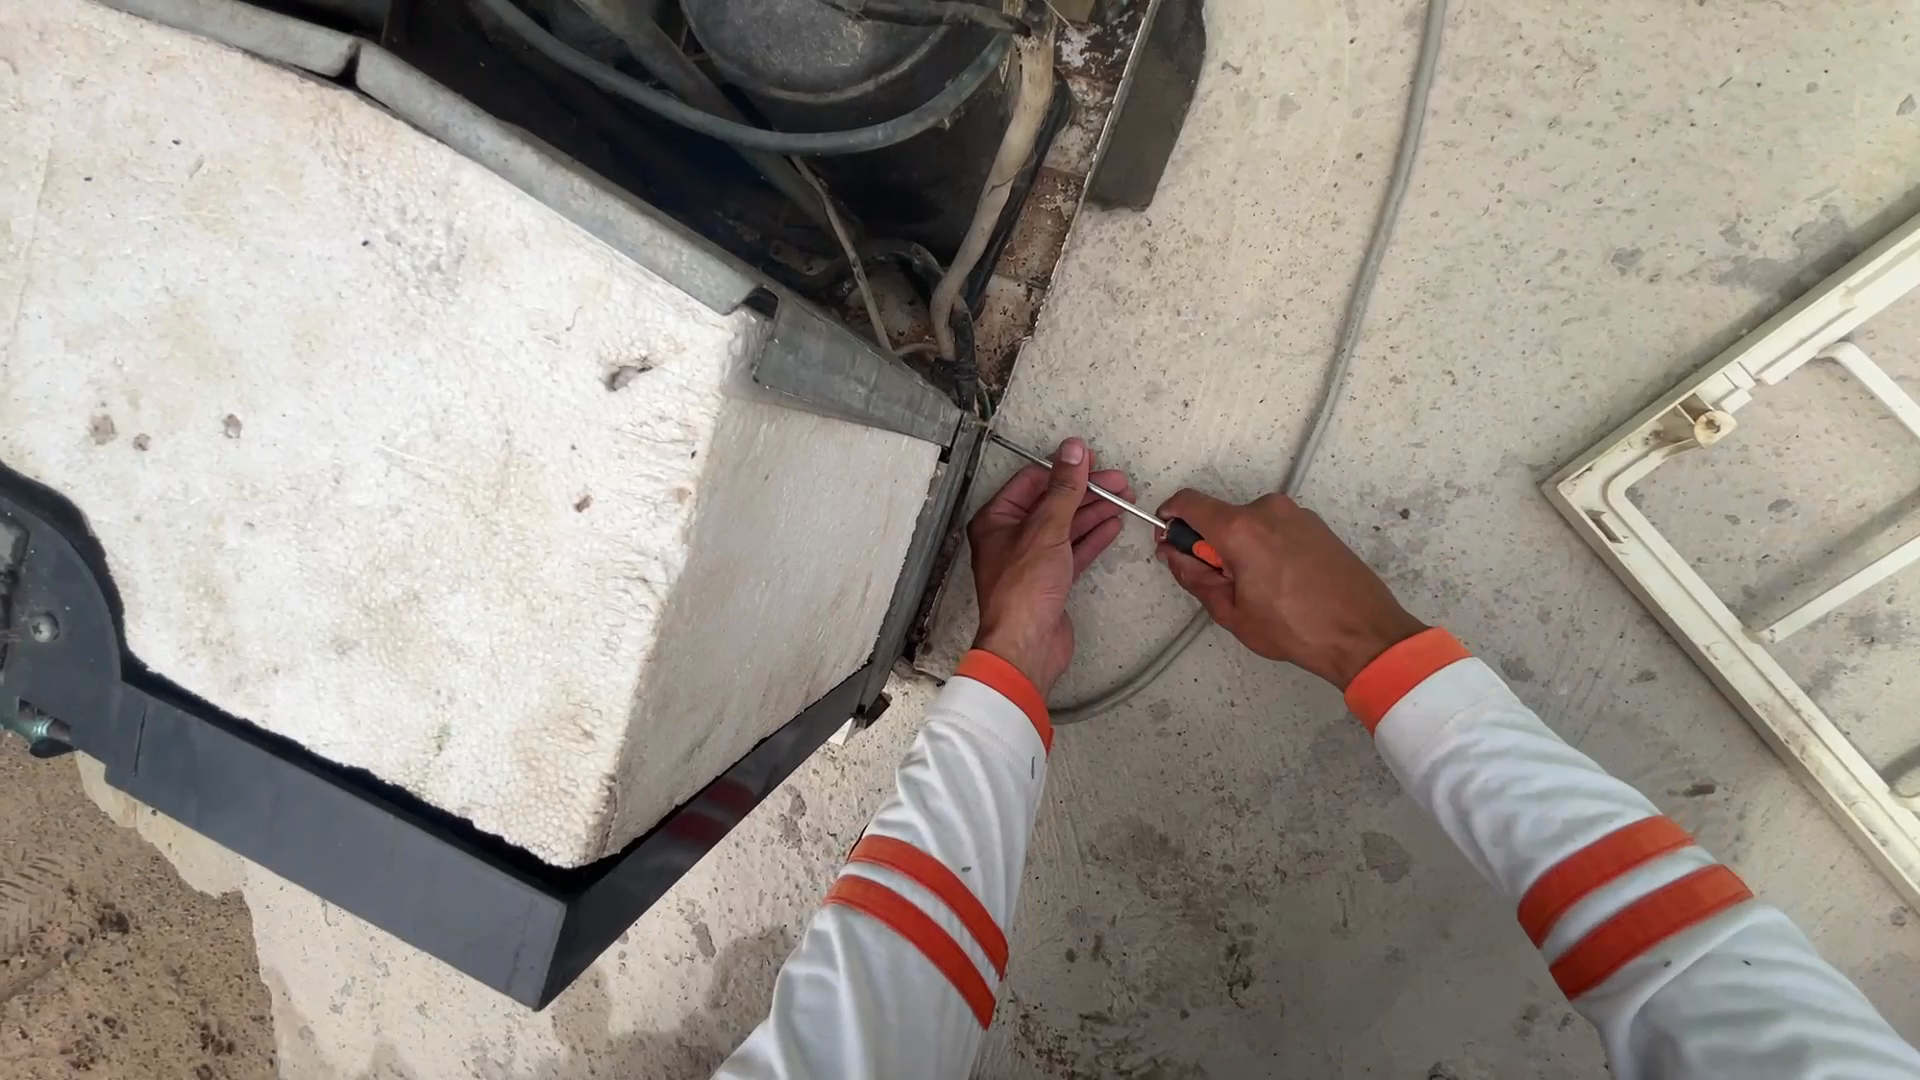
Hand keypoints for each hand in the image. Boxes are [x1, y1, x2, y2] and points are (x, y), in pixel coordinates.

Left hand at [969, 437, 1131, 694]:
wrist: (1027, 645)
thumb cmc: (1022, 592)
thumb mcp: (1046, 529)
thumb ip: (1063, 489)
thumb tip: (1073, 451)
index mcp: (996, 520)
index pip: (1032, 481)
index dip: (1063, 469)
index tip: (1092, 461)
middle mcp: (1010, 537)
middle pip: (1052, 503)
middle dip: (1086, 491)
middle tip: (1118, 482)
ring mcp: (1031, 559)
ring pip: (1066, 526)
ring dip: (1094, 511)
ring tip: (1124, 498)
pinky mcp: (1050, 579)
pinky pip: (1073, 550)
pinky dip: (1092, 537)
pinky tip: (1112, 525)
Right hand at [1155, 490, 1426, 688]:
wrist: (1364, 634)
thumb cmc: (1295, 628)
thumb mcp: (1229, 611)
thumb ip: (1193, 576)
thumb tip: (1173, 555)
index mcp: (1239, 528)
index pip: (1188, 502)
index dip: (1170, 518)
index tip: (1169, 538)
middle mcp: (1267, 510)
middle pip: (1219, 516)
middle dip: (1209, 544)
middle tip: (1219, 581)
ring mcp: (1296, 514)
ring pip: (1248, 524)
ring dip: (1240, 547)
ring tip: (1257, 588)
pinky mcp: (1316, 524)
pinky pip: (1275, 528)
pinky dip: (1265, 547)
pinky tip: (1279, 582)